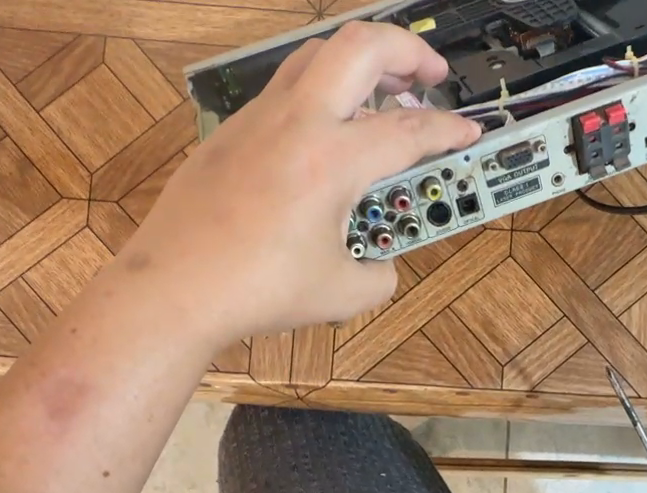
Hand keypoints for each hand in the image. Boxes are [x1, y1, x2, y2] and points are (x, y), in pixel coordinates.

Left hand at [108, 23, 481, 346]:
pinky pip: (288, 89)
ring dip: (360, 62)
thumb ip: (380, 272)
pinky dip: (323, 93)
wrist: (178, 286)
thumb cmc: (257, 289)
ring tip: (384, 93)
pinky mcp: (233, 132)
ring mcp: (258, 120)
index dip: (449, 130)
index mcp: (331, 161)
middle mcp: (296, 124)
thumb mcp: (343, 292)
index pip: (408, 132)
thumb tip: (381, 262)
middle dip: (407, 51)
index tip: (469, 131)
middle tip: (431, 75)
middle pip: (360, 46)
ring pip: (317, 55)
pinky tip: (330, 132)